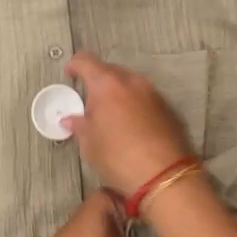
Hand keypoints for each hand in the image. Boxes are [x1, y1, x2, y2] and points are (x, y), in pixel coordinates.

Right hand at [61, 52, 195, 194]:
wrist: (165, 175)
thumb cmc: (118, 157)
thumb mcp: (89, 145)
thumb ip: (79, 125)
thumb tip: (70, 119)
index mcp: (107, 84)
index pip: (86, 61)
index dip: (75, 65)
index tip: (69, 75)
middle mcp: (131, 81)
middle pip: (109, 71)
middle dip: (97, 81)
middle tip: (90, 101)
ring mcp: (152, 92)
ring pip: (129, 83)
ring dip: (118, 92)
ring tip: (111, 114)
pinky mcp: (167, 106)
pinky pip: (144, 97)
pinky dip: (134, 103)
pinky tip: (131, 124)